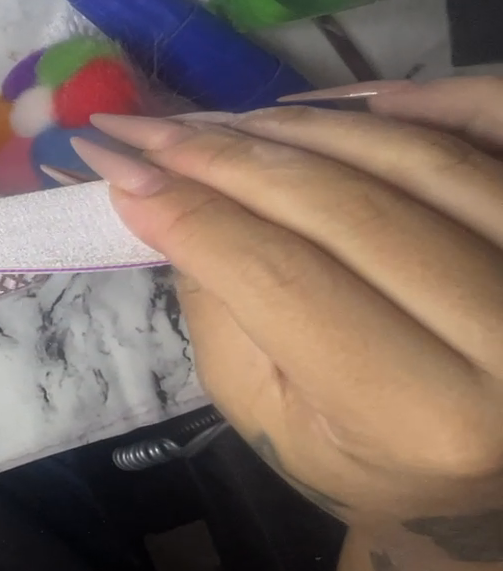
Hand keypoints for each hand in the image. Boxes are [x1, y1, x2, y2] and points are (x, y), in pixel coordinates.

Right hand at [71, 78, 502, 521]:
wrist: (486, 471)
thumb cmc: (348, 446)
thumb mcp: (253, 397)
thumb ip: (216, 293)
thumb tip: (143, 186)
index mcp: (419, 415)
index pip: (275, 273)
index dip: (181, 206)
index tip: (104, 159)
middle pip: (344, 208)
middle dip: (218, 153)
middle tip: (138, 126)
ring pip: (416, 162)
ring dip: (292, 126)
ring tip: (208, 122)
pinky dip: (434, 100)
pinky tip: (339, 101)